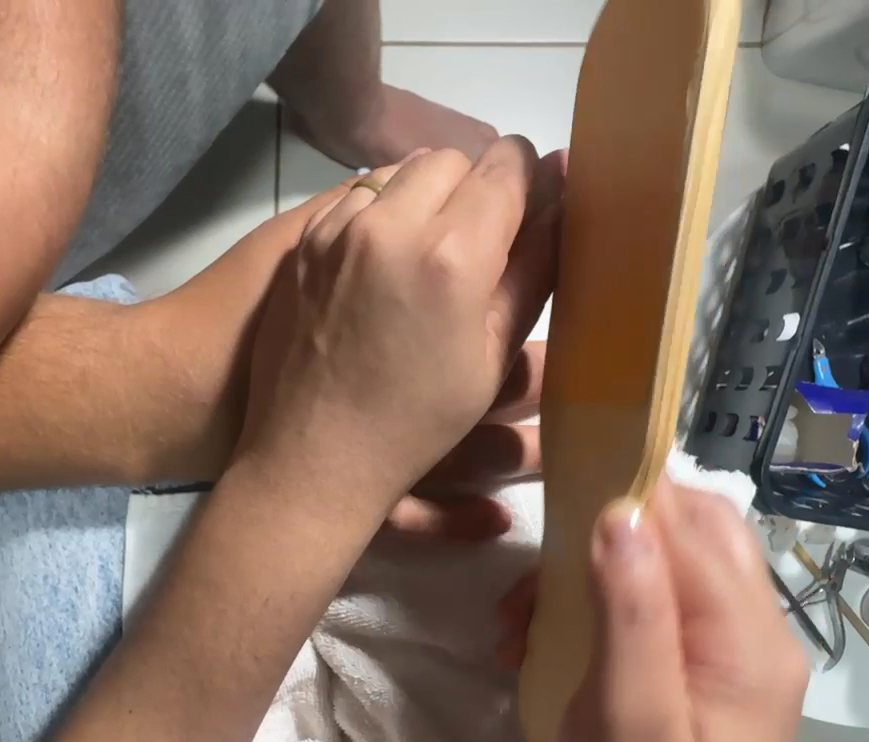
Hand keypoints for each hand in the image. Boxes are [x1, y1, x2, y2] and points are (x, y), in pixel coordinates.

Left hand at [235, 139, 560, 517]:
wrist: (312, 455)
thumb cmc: (414, 424)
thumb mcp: (493, 357)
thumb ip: (535, 267)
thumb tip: (565, 186)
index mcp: (453, 255)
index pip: (509, 164)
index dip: (526, 186)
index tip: (522, 220)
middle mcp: (391, 224)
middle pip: (453, 159)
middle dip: (472, 190)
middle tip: (470, 252)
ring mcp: (337, 229)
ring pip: (400, 172)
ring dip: (421, 199)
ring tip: (420, 261)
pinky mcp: (302, 242)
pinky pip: (354, 198)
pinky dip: (376, 215)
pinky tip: (376, 267)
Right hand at [552, 482, 808, 741]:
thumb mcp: (631, 721)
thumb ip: (630, 615)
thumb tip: (621, 513)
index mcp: (748, 641)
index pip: (696, 527)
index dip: (634, 494)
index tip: (558, 490)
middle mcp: (756, 629)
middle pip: (692, 529)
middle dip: (609, 526)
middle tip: (538, 565)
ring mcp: (732, 643)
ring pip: (667, 557)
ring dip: (590, 565)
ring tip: (521, 614)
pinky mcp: (703, 658)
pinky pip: (655, 597)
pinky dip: (595, 597)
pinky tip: (543, 633)